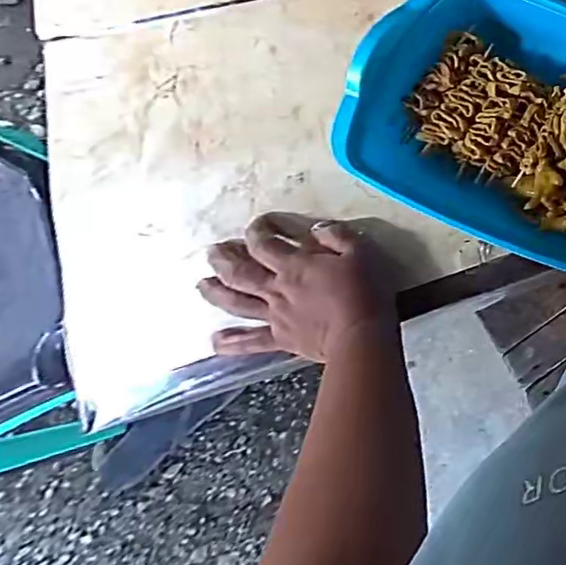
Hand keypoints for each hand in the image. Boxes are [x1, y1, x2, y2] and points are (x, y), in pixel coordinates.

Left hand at [197, 212, 395, 361]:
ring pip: (237, 303)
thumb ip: (337, 236)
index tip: (258, 223)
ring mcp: (275, 316)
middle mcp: (277, 289)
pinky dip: (231, 341)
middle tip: (212, 252)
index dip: (258, 231)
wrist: (359, 335)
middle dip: (224, 259)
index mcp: (295, 266)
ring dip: (216, 293)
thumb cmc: (363, 290)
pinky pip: (251, 342)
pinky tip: (214, 341)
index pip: (265, 244)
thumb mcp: (359, 252)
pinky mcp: (281, 340)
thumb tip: (317, 230)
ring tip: (202, 285)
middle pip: (241, 272)